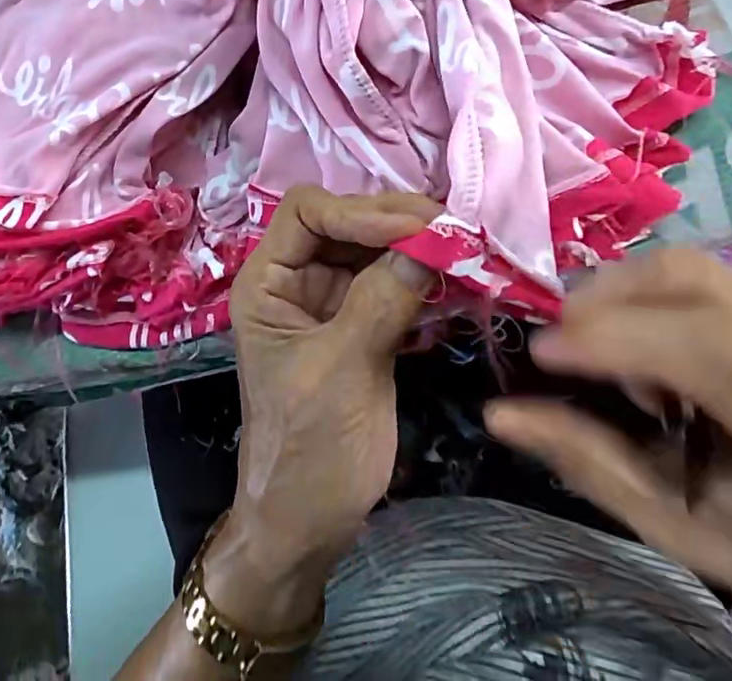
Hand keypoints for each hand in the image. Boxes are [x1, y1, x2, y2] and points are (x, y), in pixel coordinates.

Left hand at [208, 187, 438, 635]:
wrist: (307, 520)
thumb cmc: (309, 450)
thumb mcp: (340, 372)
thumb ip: (380, 303)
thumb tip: (429, 243)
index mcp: (267, 283)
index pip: (306, 213)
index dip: (358, 211)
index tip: (417, 228)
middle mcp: (294, 281)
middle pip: (342, 224)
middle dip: (394, 222)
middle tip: (457, 230)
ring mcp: (328, 301)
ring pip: (371, 250)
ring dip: (415, 245)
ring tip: (465, 247)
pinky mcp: (359, 324)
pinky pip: (391, 283)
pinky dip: (422, 276)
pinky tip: (456, 277)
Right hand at [483, 249, 731, 633]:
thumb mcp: (682, 536)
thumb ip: (592, 465)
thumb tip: (501, 413)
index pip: (729, 357)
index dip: (624, 338)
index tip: (545, 352)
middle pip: (713, 289)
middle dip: (612, 297)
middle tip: (562, 337)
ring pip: (708, 270)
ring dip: (627, 290)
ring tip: (606, 343)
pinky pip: (717, 276)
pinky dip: (656, 293)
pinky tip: (652, 340)